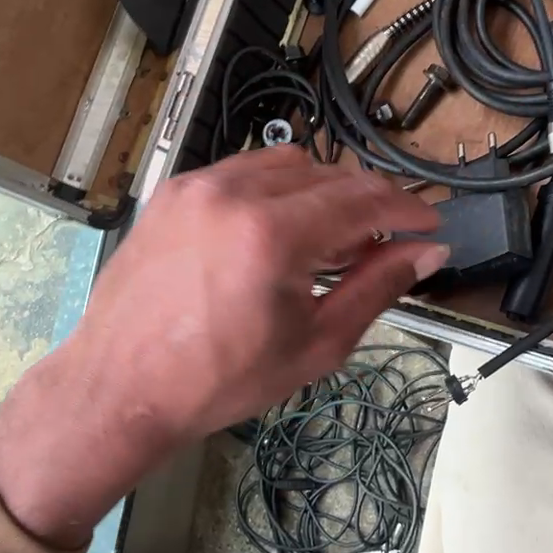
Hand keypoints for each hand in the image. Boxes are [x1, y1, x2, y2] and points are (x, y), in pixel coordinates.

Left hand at [0, 150, 444, 546]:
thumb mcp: (317, 343)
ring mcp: (199, 186)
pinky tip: (283, 231)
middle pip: (332, 175)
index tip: (430, 226)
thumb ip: (377, 288)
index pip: (364, 201)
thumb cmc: (222, 380)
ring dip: (327, 192)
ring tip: (332, 241)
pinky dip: (280, 190)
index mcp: (273, 234)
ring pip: (290, 164)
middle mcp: (235, 193)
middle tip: (384, 246)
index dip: (407, 211)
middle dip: (371, 205)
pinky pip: (246, 170)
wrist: (122, 388)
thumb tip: (427, 254)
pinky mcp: (175, 192)